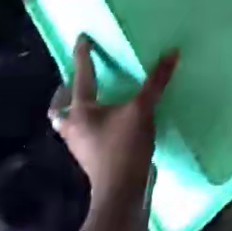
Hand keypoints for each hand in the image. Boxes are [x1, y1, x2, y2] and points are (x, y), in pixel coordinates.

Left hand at [51, 35, 178, 209]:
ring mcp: (80, 145)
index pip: (80, 76)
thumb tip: (172, 53)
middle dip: (65, 92)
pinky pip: (83, 134)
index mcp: (80, 111)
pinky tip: (106, 124)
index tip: (82, 39)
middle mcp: (73, 126)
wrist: (121, 191)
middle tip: (74, 80)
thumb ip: (156, 82)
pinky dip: (89, 124)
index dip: (82, 56)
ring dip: (75, 110)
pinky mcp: (91, 158)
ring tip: (89, 102)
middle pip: (60, 106)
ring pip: (68, 122)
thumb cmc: (124, 147)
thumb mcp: (142, 110)